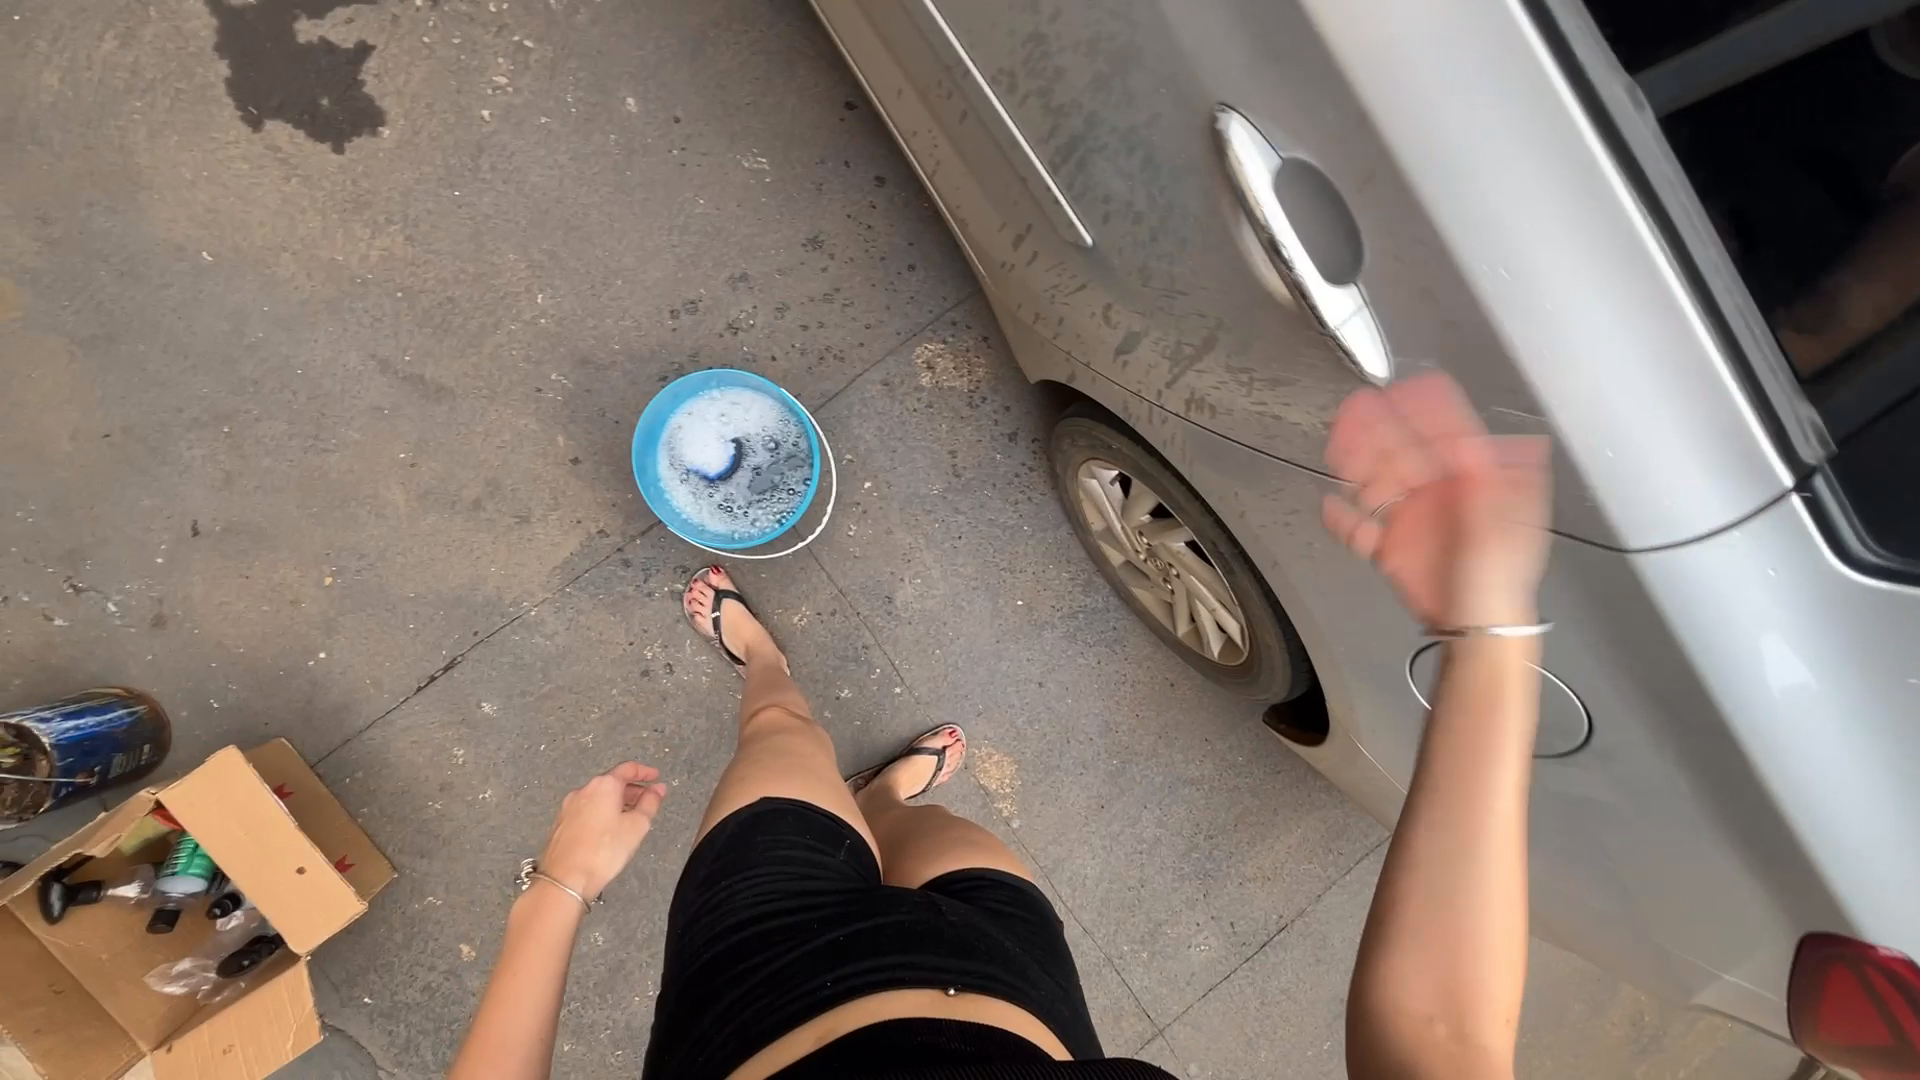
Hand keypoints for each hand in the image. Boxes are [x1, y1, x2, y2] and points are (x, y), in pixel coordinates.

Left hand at [535, 762, 667, 899]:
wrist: (564, 881)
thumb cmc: (599, 854)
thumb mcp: (638, 825)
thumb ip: (651, 802)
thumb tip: (657, 790)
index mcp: (604, 785)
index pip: (628, 769)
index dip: (645, 772)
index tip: (653, 776)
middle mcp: (583, 792)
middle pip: (612, 782)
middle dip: (632, 790)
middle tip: (646, 799)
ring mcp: (569, 808)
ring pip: (598, 798)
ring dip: (616, 803)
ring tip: (629, 819)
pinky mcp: (561, 825)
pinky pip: (586, 811)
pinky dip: (601, 814)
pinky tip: (608, 831)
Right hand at [1322, 373, 1550, 627]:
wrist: (1477, 629)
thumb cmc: (1499, 584)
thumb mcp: (1502, 529)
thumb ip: (1488, 486)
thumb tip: (1476, 445)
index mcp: (1472, 488)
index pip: (1449, 437)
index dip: (1431, 411)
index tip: (1413, 386)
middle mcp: (1438, 499)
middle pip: (1401, 455)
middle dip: (1378, 429)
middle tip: (1357, 405)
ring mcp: (1411, 523)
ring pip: (1375, 484)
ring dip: (1355, 462)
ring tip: (1336, 443)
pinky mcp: (1390, 549)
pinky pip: (1359, 529)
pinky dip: (1342, 519)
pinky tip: (1330, 506)